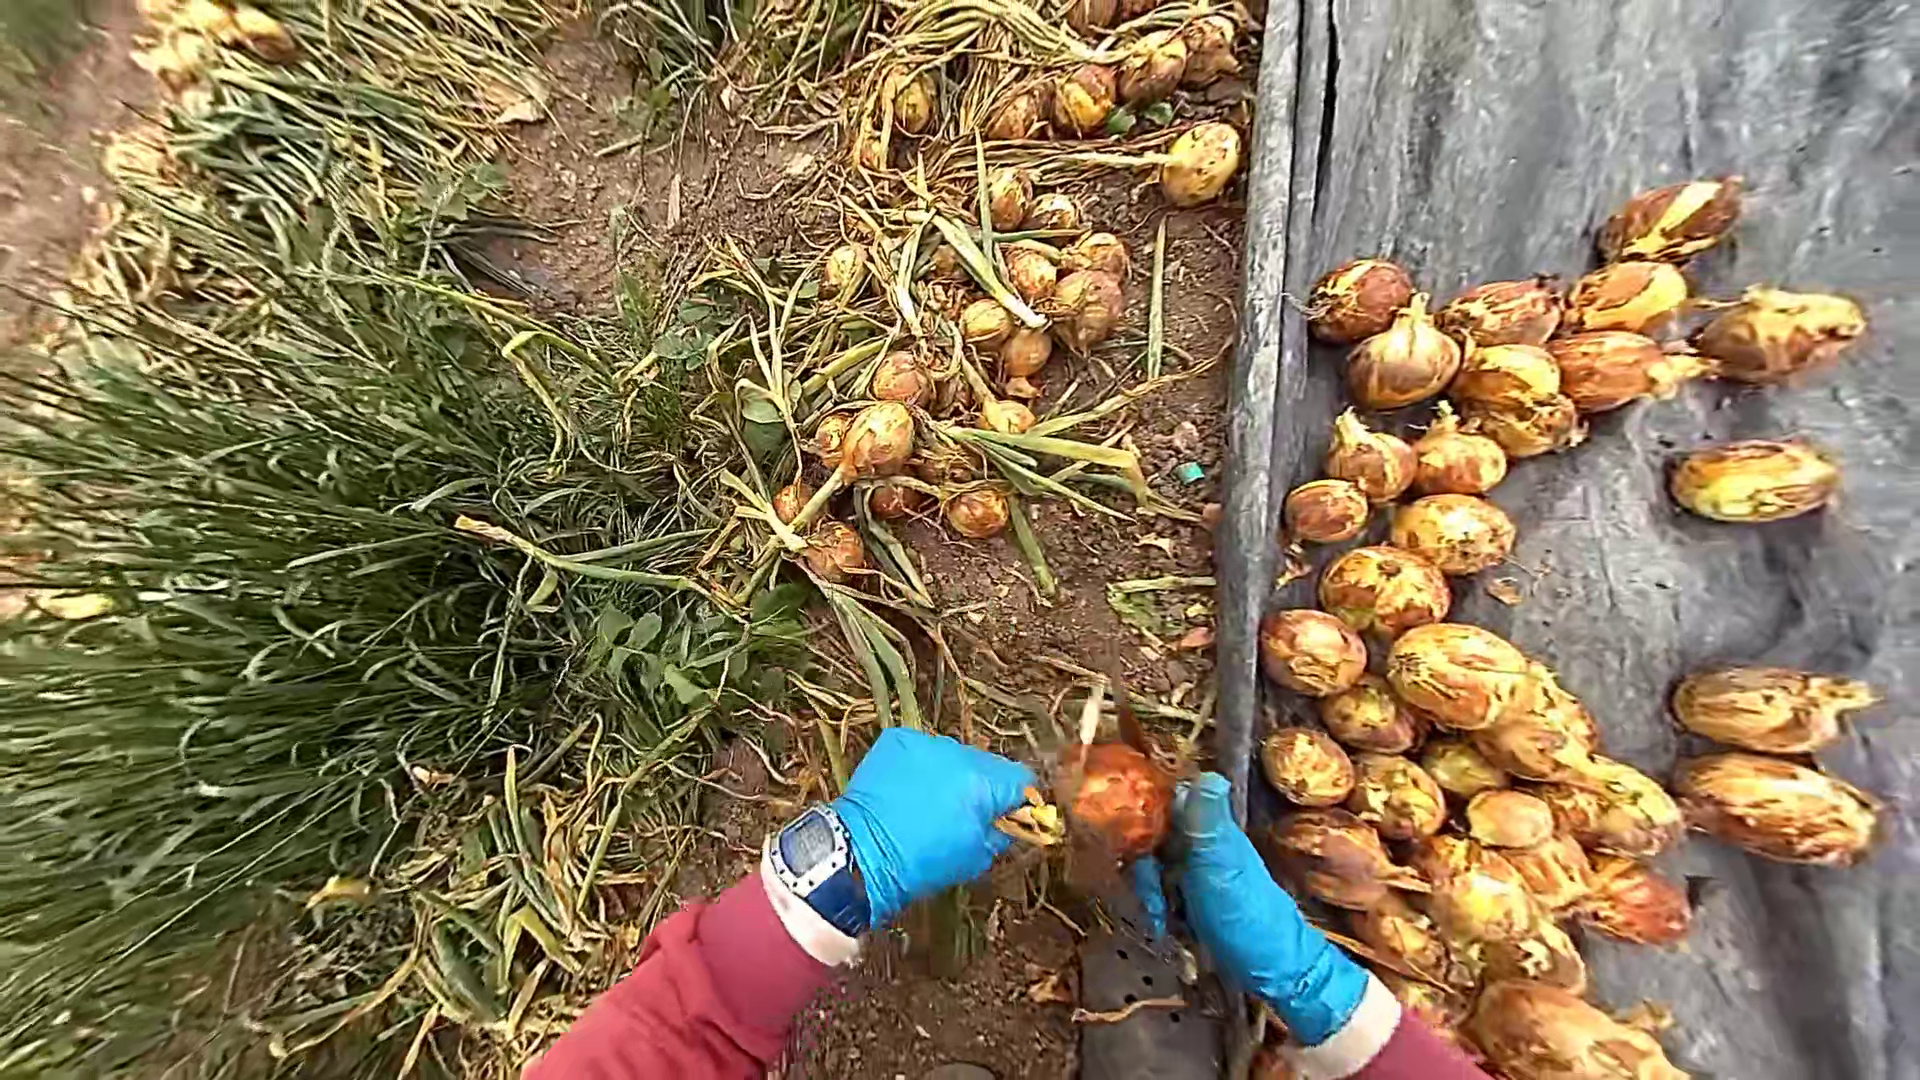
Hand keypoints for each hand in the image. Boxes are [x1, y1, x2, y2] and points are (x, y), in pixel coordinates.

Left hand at [832, 729, 1035, 926]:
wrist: (862, 852)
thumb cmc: (925, 861)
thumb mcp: (976, 857)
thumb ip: (1001, 831)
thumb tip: (1011, 818)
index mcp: (983, 781)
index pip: (1021, 777)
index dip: (1017, 798)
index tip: (1005, 814)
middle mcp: (959, 752)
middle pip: (987, 763)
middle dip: (982, 785)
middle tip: (963, 812)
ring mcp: (926, 742)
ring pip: (954, 754)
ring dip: (951, 773)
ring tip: (930, 801)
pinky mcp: (899, 739)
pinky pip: (922, 749)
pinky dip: (920, 766)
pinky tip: (907, 788)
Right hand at [1155, 772, 1367, 1045]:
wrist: (1273, 974)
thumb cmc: (1246, 915)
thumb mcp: (1221, 864)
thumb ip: (1207, 819)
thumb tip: (1209, 771)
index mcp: (1206, 823)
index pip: (1158, 798)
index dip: (1137, 813)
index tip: (1127, 839)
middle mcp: (1196, 838)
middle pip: (1147, 832)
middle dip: (1141, 864)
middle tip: (1153, 894)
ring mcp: (1192, 866)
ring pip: (1148, 861)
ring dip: (1147, 889)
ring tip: (1160, 915)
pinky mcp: (1187, 893)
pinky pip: (1156, 887)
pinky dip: (1154, 904)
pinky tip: (1163, 923)